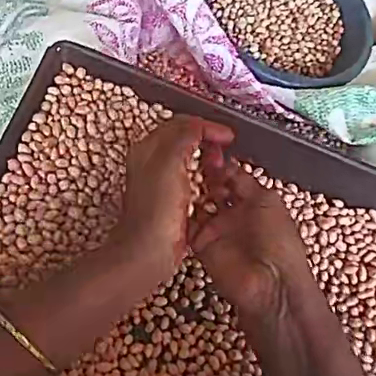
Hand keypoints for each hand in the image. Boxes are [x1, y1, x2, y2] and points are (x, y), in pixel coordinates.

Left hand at [118, 115, 233, 271]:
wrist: (148, 251)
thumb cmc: (155, 210)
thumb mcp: (170, 161)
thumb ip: (184, 136)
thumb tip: (200, 127)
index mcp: (149, 148)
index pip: (181, 124)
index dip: (207, 126)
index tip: (227, 136)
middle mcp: (152, 163)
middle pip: (186, 140)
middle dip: (208, 143)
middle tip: (222, 153)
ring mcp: (161, 183)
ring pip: (190, 161)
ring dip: (208, 162)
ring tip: (219, 170)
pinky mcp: (171, 202)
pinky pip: (192, 182)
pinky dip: (206, 180)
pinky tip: (212, 190)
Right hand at [188, 161, 317, 327]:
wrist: (271, 284)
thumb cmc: (277, 240)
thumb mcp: (267, 200)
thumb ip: (243, 181)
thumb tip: (224, 163)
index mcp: (253, 202)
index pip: (230, 178)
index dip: (218, 165)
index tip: (203, 150)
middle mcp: (232, 214)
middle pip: (210, 189)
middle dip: (200, 176)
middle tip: (185, 160)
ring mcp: (215, 229)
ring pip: (196, 205)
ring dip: (188, 191)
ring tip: (176, 174)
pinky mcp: (199, 245)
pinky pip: (185, 225)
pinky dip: (177, 212)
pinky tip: (170, 196)